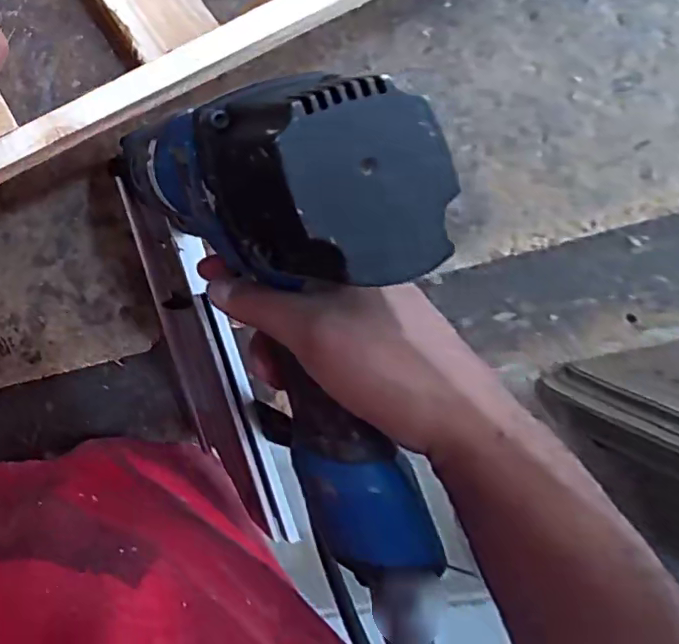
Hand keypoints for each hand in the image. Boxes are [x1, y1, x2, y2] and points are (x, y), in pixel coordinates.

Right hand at [202, 258, 526, 462]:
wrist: (470, 432)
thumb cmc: (386, 367)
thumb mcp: (307, 332)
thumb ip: (256, 303)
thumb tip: (216, 283)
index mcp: (348, 262)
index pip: (278, 245)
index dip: (238, 257)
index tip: (208, 270)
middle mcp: (362, 281)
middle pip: (287, 286)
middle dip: (259, 318)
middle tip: (252, 347)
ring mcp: (378, 314)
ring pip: (305, 318)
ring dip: (280, 346)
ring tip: (280, 380)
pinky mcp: (386, 346)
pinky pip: (328, 339)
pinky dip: (307, 358)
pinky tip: (305, 385)